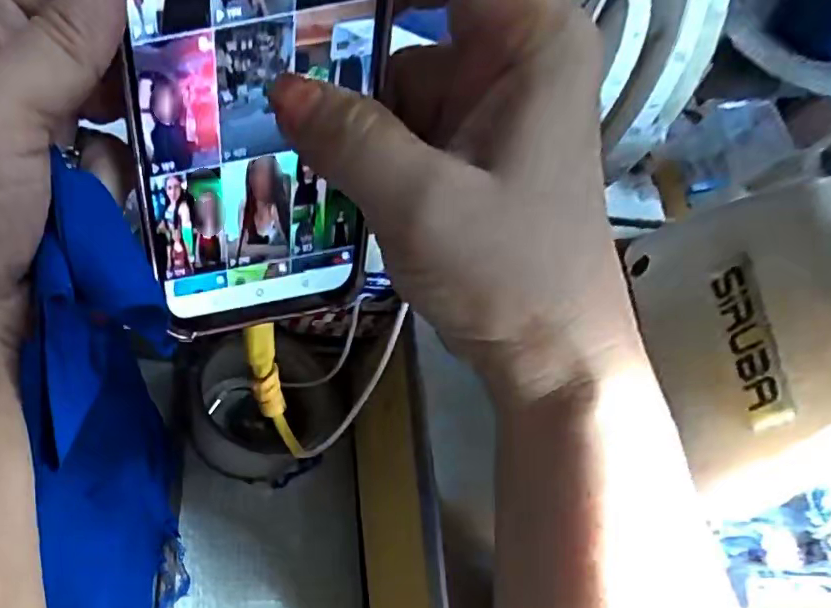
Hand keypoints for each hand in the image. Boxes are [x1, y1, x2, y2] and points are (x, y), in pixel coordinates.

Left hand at [0, 0, 123, 353]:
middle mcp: (19, 75)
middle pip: (94, 39)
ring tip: (107, 170)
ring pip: (118, 103)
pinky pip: (117, 162)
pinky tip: (95, 210)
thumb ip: (61, 40)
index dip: (99, 6)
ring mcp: (51, 137)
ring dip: (125, 133)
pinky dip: (114, 184)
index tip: (150, 18)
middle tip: (156, 85)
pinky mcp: (76, 188)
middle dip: (123, 68)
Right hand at [270, 0, 638, 392]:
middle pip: (414, 27)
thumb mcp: (419, 203)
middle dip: (352, 66)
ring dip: (353, 126)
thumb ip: (351, 140)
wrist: (547, 351)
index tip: (310, 16)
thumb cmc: (503, 273)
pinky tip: (338, 188)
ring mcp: (487, 118)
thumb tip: (283, 91)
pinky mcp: (467, 163)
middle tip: (284, 87)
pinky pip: (402, 140)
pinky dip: (367, 160)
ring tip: (307, 158)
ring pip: (398, 93)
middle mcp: (512, 64)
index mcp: (529, 42)